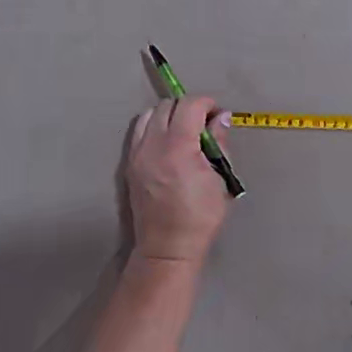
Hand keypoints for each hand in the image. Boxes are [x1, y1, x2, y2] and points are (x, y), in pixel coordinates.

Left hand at [125, 97, 233, 264]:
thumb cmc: (201, 218)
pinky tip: (168, 144)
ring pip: (149, 115)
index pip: (190, 106)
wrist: (167, 247)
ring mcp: (137, 154)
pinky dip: (154, 128)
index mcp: (178, 148)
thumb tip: (221, 118)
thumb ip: (220, 145)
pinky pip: (139, 132)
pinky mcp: (129, 164)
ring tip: (184, 133)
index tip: (218, 116)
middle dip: (189, 108)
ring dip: (169, 115)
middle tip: (205, 125)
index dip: (207, 104)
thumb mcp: (221, 181)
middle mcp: (152, 145)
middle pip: (168, 105)